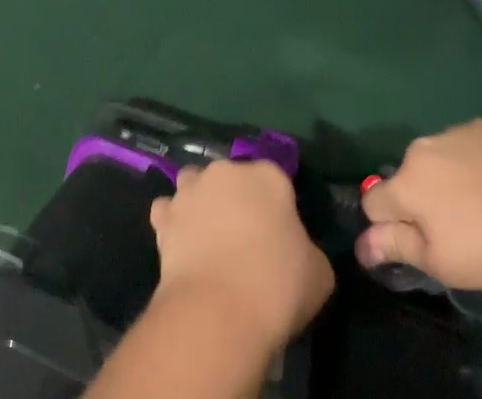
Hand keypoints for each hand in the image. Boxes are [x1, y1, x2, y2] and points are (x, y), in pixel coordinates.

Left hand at [149, 160, 334, 350]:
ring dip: (200, 202)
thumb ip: (305, 247)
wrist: (218, 309)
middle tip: (245, 236)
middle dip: (236, 198)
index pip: (276, 178)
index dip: (278, 204)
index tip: (281, 232)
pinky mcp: (163, 215)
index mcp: (268, 177)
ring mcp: (189, 191)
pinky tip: (182, 244)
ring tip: (209, 236)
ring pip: (194, 185)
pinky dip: (172, 222)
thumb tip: (291, 248)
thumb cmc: (278, 285)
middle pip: (231, 178)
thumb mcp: (319, 271)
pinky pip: (167, 210)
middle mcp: (225, 172)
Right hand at [358, 119, 481, 289]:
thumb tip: (361, 245)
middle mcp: (421, 148)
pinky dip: (474, 163)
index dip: (391, 226)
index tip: (423, 243)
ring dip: (446, 179)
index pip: (373, 203)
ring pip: (436, 160)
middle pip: (406, 178)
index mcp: (406, 182)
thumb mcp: (443, 263)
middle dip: (421, 200)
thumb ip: (396, 247)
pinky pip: (465, 146)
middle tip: (459, 228)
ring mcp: (456, 132)